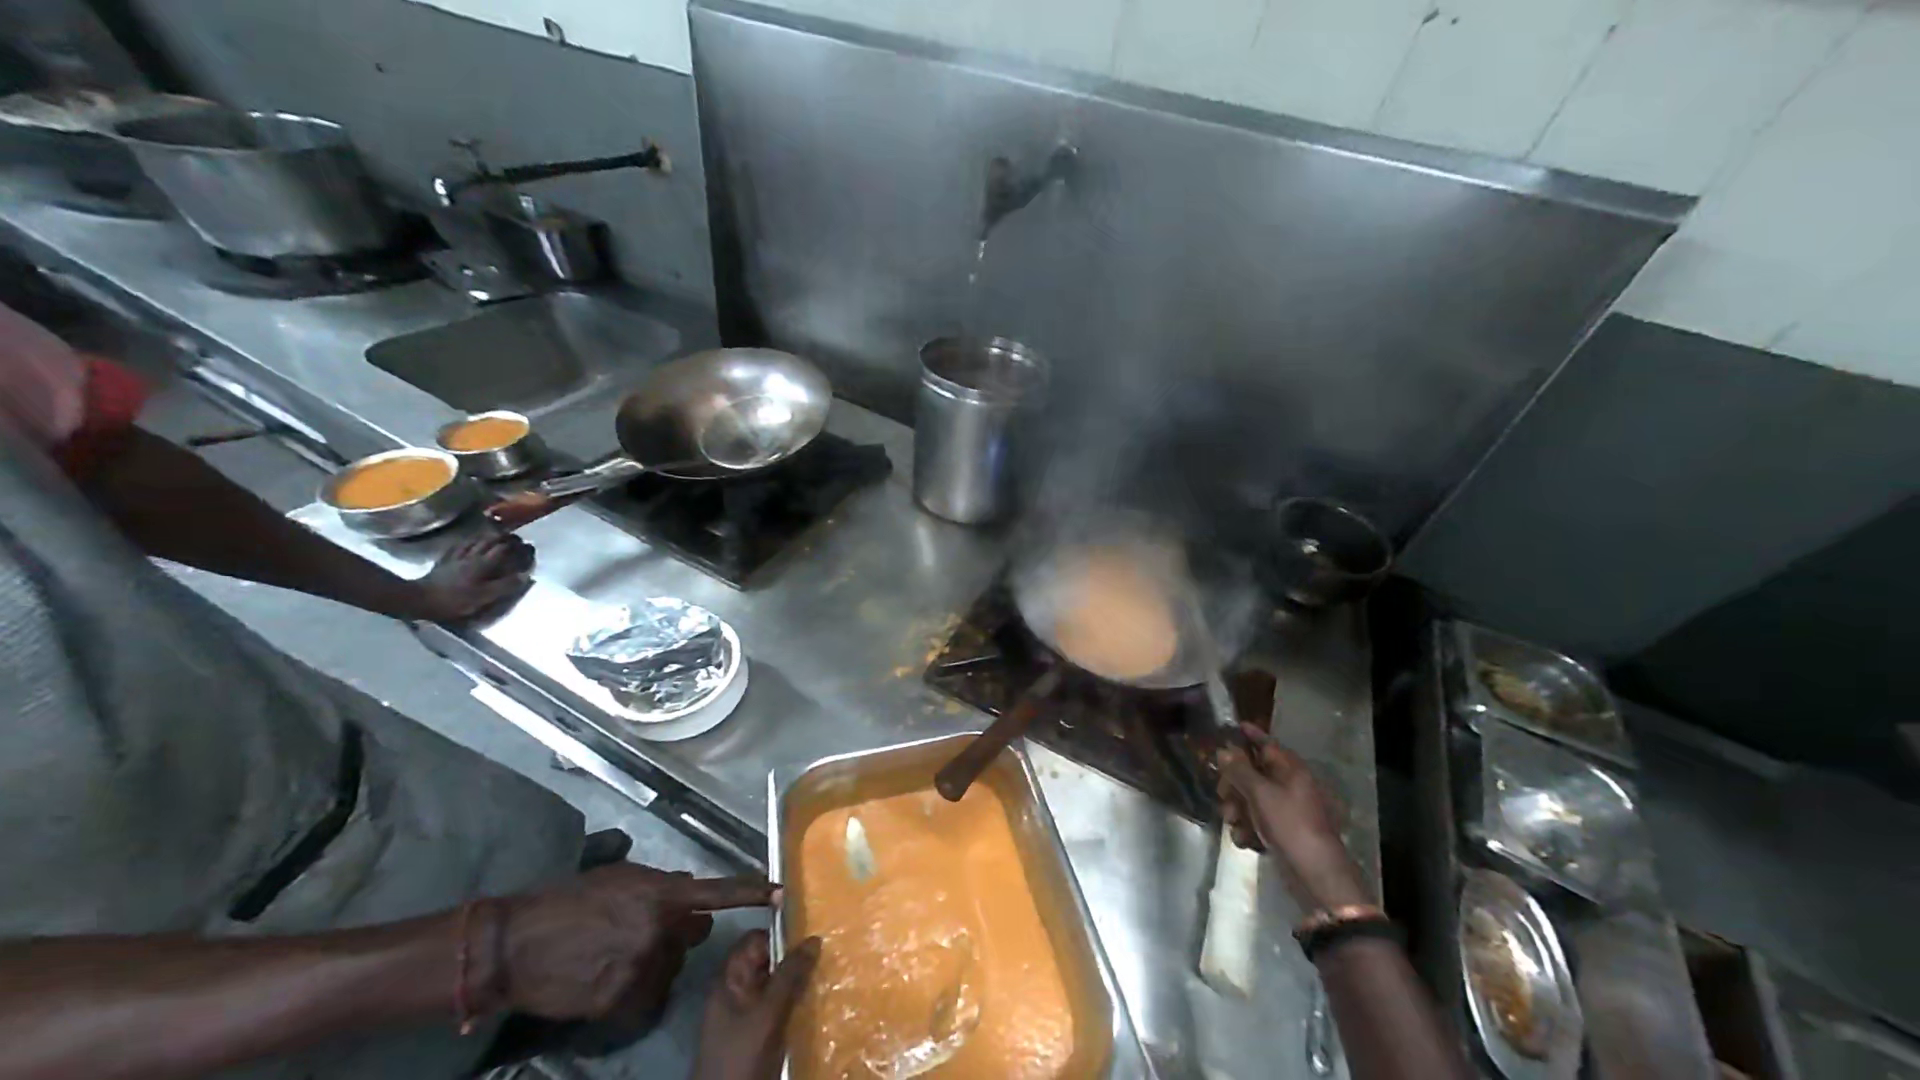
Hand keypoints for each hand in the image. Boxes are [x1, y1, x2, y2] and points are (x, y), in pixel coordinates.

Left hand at [406, 531, 534, 622]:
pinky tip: (467, 542)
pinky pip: (457, 547)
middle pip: (488, 541)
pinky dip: (466, 542)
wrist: (419, 599)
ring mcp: (455, 557)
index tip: (524, 544)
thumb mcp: (483, 596)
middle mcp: (470, 556)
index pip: (502, 549)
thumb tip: (524, 576)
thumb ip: (505, 586)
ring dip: (485, 537)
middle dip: (502, 538)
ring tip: (493, 535)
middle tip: (511, 537)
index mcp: (482, 564)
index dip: (514, 545)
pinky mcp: (444, 561)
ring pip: (473, 541)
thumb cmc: (454, 599)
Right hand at [491, 865, 773, 1021]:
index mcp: (661, 894)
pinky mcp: (622, 1001)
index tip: (780, 894)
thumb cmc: (569, 901)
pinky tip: (607, 980)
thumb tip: (688, 889)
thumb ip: (661, 886)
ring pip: (668, 968)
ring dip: (653, 963)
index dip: (751, 893)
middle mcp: (659, 930)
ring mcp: (642, 969)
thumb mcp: (620, 879)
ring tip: (614, 956)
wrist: (516, 944)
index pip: (717, 894)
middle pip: (693, 936)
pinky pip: (645, 998)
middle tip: (643, 931)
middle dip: (678, 933)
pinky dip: (632, 992)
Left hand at [691, 931, 819, 1079]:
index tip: (811, 929)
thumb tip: (814, 938)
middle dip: (795, 955)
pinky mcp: (758, 1035)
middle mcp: (737, 991)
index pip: (755, 940)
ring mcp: (747, 1015)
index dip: (780, 932)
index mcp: (730, 980)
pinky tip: (819, 1000)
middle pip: (767, 960)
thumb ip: (788, 976)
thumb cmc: (741, 1057)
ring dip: (799, 979)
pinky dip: (798, 1001)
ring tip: (829, 971)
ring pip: (776, 984)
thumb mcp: (767, 1015)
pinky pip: (781, 1007)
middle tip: (827, 950)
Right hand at [1216, 723, 1369, 910]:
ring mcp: (1286, 809)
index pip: (1266, 743)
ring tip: (1233, 822)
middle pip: (1252, 772)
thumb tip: (1224, 750)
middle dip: (1233, 784)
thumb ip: (1239, 770)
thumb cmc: (1291, 825)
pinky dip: (1247, 828)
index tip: (1230, 726)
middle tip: (1222, 794)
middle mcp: (1289, 785)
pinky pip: (1256, 820)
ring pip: (1250, 798)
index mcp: (1290, 770)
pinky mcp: (1281, 831)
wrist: (1315, 874)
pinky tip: (1244, 839)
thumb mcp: (1261, 794)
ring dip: (1237, 809)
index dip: (1249, 734)